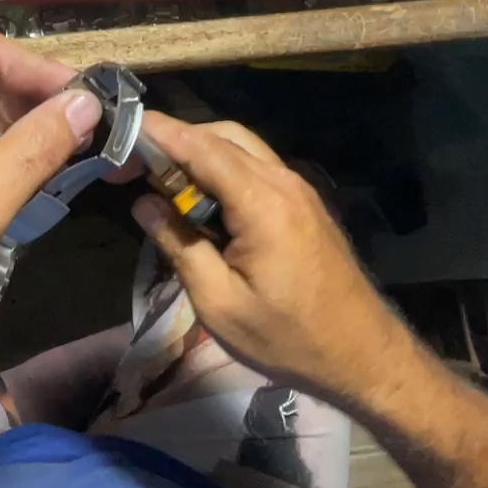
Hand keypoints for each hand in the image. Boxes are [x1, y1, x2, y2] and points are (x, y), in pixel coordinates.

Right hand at [131, 113, 424, 405]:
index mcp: (263, 204)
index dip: (160, 132)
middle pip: (222, 136)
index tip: (122, 129)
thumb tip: (144, 203)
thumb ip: (179, 245)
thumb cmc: (288, 338)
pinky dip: (221, 167)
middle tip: (135, 161)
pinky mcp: (303, 204)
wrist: (366, 359)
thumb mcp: (219, 303)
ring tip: (161, 177)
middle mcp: (283, 183)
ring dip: (199, 151)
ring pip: (241, 147)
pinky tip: (200, 196)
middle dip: (176, 138)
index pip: (202, 147)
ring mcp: (298, 191)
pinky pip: (255, 167)